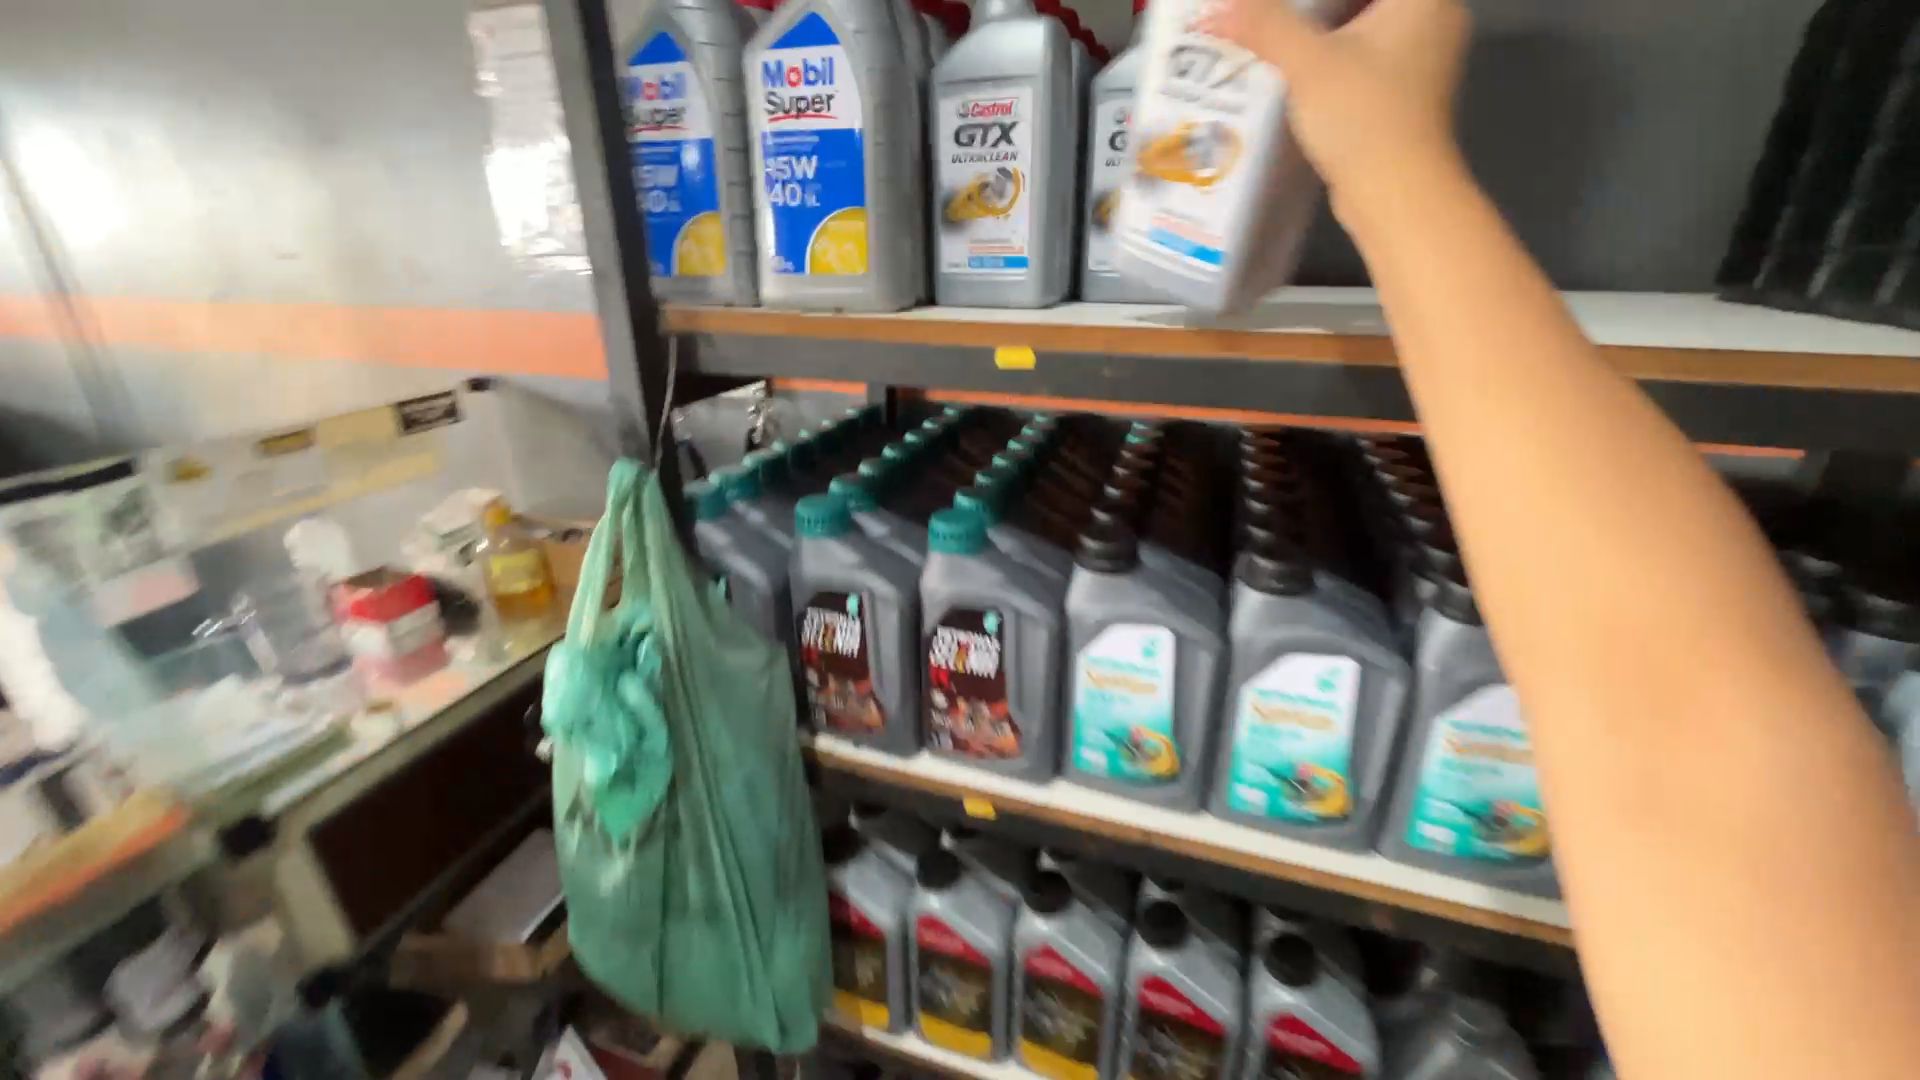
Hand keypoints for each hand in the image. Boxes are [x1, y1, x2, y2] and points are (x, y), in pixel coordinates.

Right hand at [1198, 0, 1471, 208]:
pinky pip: (1366, 61)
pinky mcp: (1406, 97)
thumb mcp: (1308, 64)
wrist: (1394, 192)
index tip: (1281, 5)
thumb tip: (1215, 11)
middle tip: (1271, 15)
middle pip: (1363, 0)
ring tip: (1275, 39)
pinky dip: (1333, 62)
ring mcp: (1424, 60)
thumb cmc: (1363, 116)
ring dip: (1322, 33)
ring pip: (1365, 28)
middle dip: (1314, 8)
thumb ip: (1265, 28)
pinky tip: (1298, 75)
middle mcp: (1434, 17)